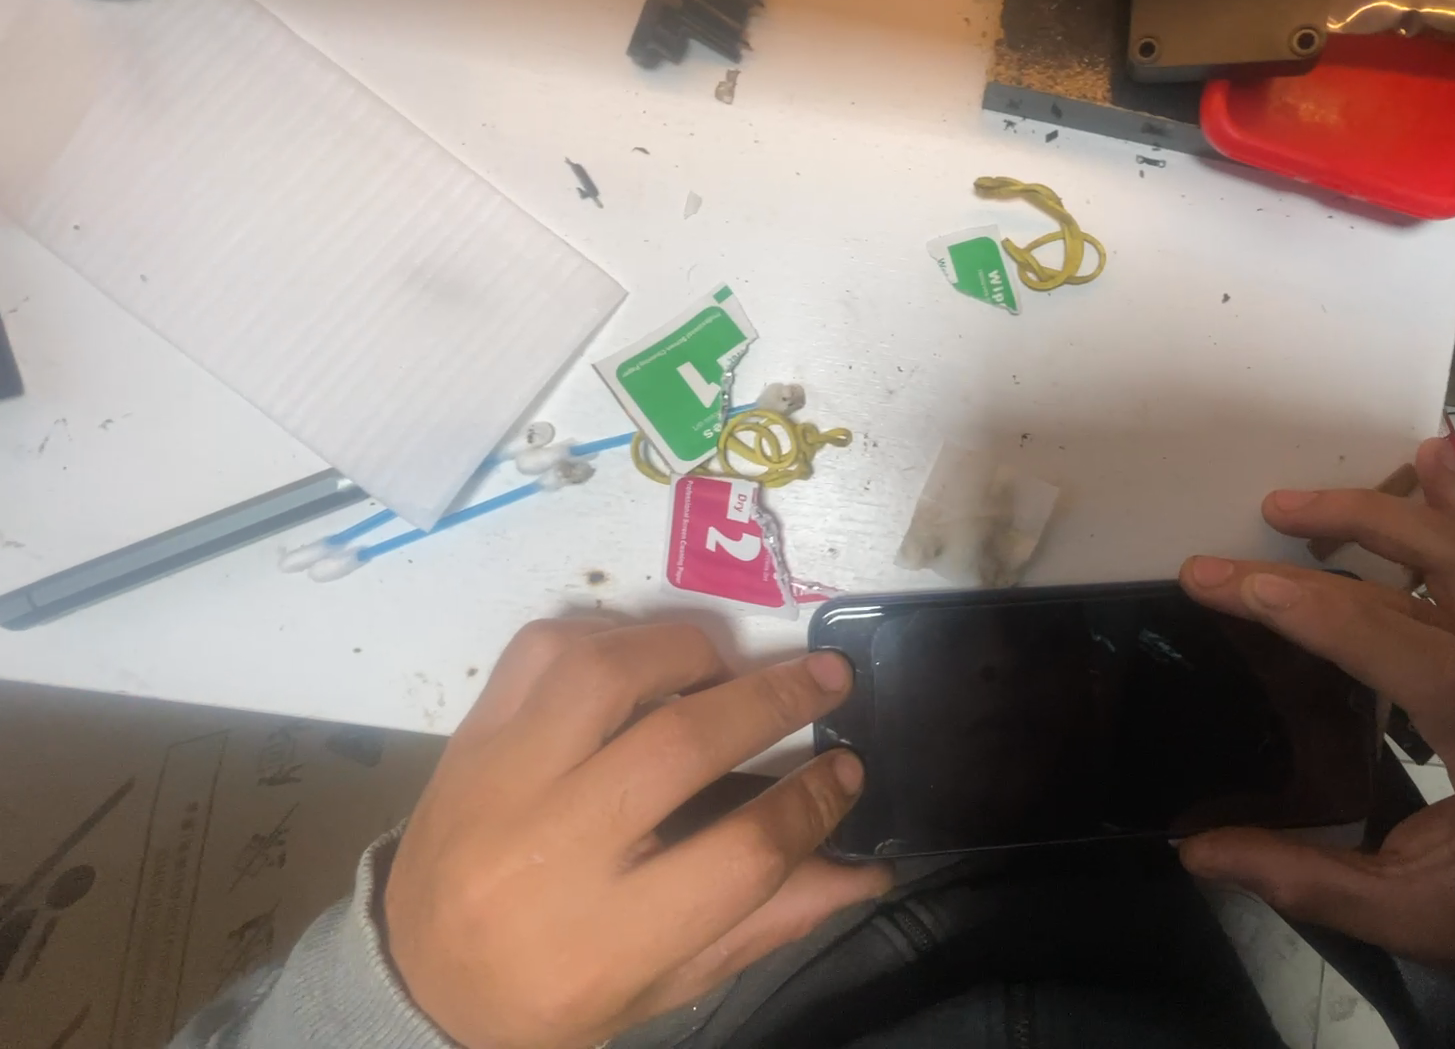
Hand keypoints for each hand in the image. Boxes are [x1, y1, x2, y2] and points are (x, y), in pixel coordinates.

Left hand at [383, 619, 889, 1048]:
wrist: (412, 982)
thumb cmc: (557, 992)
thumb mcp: (670, 979)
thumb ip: (773, 915)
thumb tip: (871, 864)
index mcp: (602, 939)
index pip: (740, 856)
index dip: (812, 803)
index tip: (849, 767)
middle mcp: (545, 854)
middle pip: (682, 746)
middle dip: (776, 699)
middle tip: (830, 676)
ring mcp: (497, 783)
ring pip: (608, 673)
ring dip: (691, 651)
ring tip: (729, 669)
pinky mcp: (470, 736)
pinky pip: (547, 647)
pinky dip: (613, 634)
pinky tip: (646, 659)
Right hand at [1177, 437, 1454, 987]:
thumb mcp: (1410, 920)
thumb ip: (1302, 880)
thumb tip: (1192, 850)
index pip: (1435, 668)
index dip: (1340, 619)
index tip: (1246, 587)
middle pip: (1453, 583)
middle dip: (1339, 547)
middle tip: (1240, 542)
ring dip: (1383, 510)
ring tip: (1292, 499)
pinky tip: (1427, 452)